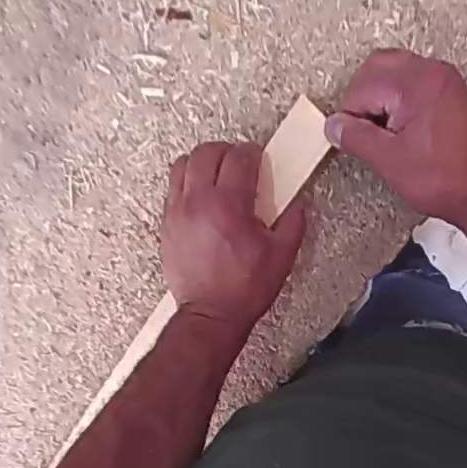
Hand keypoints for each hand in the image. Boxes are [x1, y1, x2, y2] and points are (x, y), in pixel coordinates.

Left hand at [160, 141, 308, 328]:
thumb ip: (293, 223)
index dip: (252, 153)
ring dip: (202, 163)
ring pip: (184, 165)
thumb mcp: (281, 257)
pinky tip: (202, 199)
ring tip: (217, 176)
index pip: (239, 157)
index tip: (259, 159)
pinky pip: (173, 189)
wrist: (211, 315)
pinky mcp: (167, 226)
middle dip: (227, 152)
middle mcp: (199, 202)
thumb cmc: (243, 290)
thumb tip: (299, 205)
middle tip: (239, 163)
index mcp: (229, 206)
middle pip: (207, 152)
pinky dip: (188, 185)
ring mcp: (178, 212)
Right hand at [324, 49, 466, 224]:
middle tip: (357, 131)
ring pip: (395, 72)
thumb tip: (334, 126)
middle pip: (378, 67)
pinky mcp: (449, 95)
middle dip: (361, 98)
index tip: (346, 138)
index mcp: (416, 84)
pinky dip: (397, 100)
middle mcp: (433, 73)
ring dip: (378, 98)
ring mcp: (444, 81)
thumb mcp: (389, 161)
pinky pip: (413, 83)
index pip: (364, 85)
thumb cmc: (443, 180)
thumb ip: (356, 138)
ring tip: (377, 133)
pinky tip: (396, 129)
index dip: (349, 114)